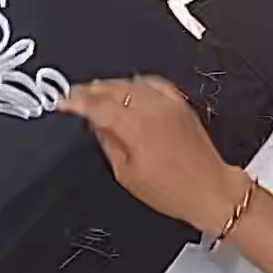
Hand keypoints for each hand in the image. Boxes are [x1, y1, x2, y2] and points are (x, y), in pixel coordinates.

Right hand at [59, 75, 248, 234]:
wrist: (209, 189)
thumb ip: (109, 143)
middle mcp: (153, 109)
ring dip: (112, 84)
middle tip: (75, 93)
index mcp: (136, 126)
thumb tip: (97, 125)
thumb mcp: (127, 174)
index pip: (98, 105)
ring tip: (96, 88)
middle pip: (114, 89)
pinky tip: (130, 85)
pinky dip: (138, 82)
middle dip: (91, 89)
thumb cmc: (173, 190)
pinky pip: (155, 83)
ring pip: (133, 83)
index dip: (76, 101)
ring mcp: (169, 104)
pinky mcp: (181, 105)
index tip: (63, 101)